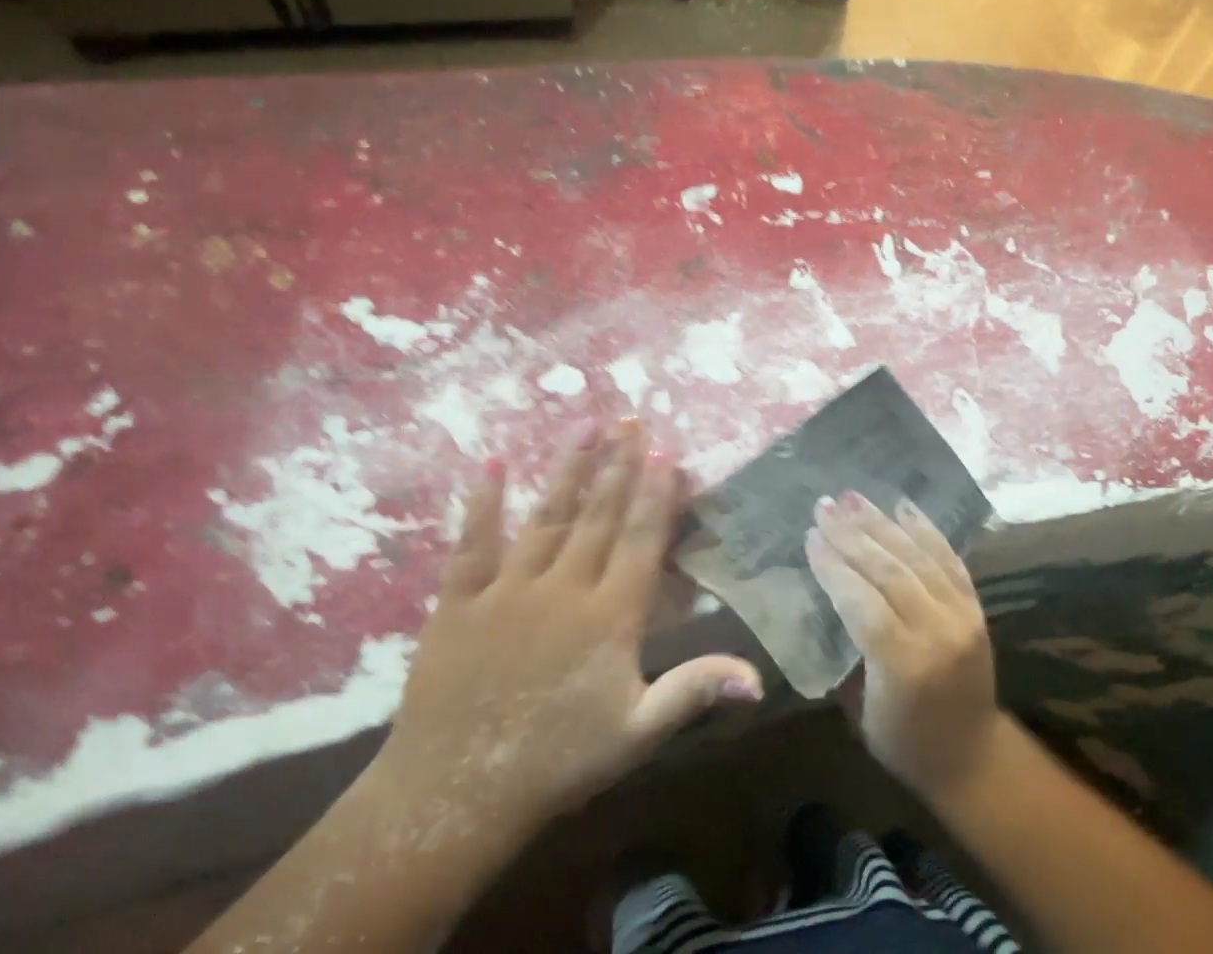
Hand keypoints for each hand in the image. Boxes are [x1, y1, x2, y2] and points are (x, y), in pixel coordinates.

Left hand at [377, 419, 763, 829]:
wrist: (454, 793)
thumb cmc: (558, 763)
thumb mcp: (638, 732)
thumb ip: (694, 690)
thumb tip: (758, 676)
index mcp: (609, 617)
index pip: (640, 542)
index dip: (657, 496)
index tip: (668, 454)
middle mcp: (561, 590)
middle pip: (597, 516)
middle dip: (619, 466)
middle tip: (633, 420)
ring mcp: (506, 592)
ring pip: (545, 518)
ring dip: (568, 470)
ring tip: (585, 426)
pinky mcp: (459, 604)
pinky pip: (472, 545)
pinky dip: (481, 505)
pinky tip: (489, 466)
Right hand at [805, 492, 1000, 800]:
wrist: (972, 756)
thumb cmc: (903, 742)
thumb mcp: (860, 707)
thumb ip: (847, 651)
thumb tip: (827, 596)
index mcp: (902, 664)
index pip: (861, 601)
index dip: (834, 566)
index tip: (811, 536)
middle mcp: (937, 632)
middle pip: (890, 571)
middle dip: (853, 534)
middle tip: (824, 505)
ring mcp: (962, 616)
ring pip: (919, 558)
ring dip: (883, 524)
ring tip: (853, 498)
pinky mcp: (976, 609)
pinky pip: (950, 561)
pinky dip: (927, 532)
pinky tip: (904, 508)